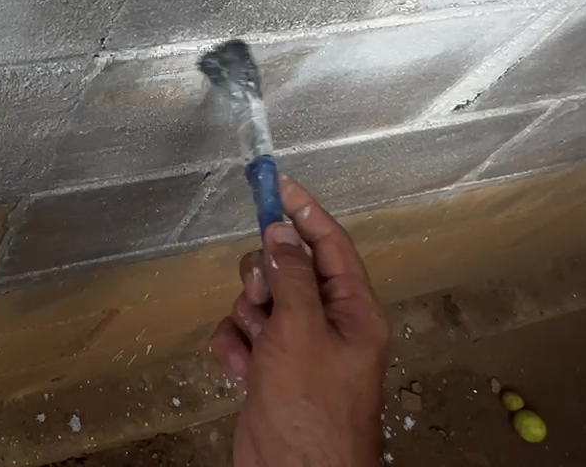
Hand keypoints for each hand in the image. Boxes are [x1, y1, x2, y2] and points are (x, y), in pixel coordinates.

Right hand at [208, 177, 389, 466]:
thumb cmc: (311, 404)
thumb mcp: (301, 329)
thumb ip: (291, 273)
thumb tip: (281, 228)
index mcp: (352, 310)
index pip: (329, 243)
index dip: (304, 209)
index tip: (276, 181)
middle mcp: (326, 321)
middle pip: (285, 266)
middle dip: (262, 277)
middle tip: (260, 296)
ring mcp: (295, 344)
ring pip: (258, 296)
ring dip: (246, 316)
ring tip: (254, 346)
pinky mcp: (267, 363)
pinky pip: (241, 329)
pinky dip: (233, 344)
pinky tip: (238, 367)